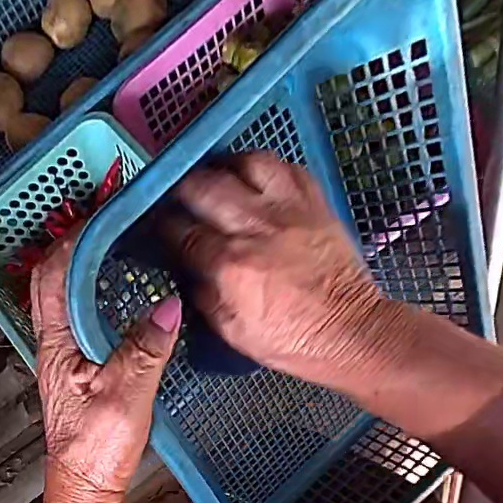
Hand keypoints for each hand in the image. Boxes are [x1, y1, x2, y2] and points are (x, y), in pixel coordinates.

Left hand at [29, 224, 180, 502]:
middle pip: (54, 282)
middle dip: (77, 247)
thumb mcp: (126, 394)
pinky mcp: (79, 370)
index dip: (72, 241)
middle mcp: (53, 346)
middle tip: (112, 224)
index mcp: (55, 345)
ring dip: (86, 271)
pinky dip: (98, 299)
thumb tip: (169, 306)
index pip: (51, 276)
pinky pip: (84, 321)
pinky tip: (123, 298)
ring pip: (68, 301)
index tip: (102, 216)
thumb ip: (146, 349)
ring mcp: (65, 358)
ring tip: (119, 248)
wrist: (86, 485)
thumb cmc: (94, 447)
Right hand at [163, 152, 410, 385]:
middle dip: (182, 187)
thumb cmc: (287, 339)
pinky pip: (284, 166)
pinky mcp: (315, 202)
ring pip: (245, 163)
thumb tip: (185, 270)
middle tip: (176, 195)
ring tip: (214, 177)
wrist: (347, 331)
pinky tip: (253, 180)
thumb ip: (202, 295)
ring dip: (223, 167)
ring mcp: (289, 209)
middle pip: (205, 187)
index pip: (182, 233)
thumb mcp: (229, 330)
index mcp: (229, 265)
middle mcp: (255, 228)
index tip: (155, 225)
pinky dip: (263, 168)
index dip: (162, 225)